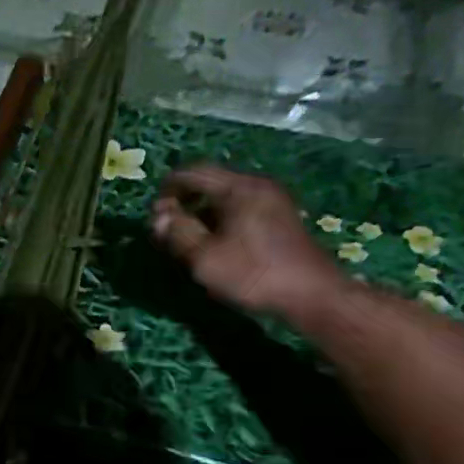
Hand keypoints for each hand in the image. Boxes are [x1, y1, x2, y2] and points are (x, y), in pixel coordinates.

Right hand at [150, 165, 352, 319]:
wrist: (309, 291)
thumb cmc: (252, 274)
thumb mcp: (205, 258)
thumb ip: (178, 233)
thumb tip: (158, 217)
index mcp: (238, 188)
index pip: (194, 172)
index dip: (169, 187)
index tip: (154, 212)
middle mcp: (257, 184)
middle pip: (212, 182)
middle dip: (185, 202)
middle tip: (168, 229)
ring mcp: (272, 199)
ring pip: (226, 197)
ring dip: (202, 212)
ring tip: (188, 240)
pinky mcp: (280, 216)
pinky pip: (241, 207)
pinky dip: (221, 219)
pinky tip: (216, 243)